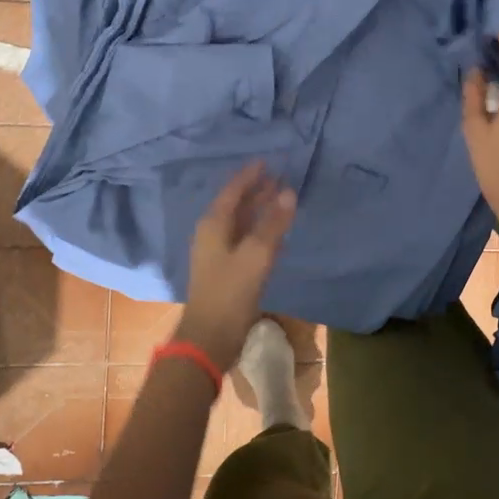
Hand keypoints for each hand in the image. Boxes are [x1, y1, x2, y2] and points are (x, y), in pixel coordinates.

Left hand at [178, 163, 296, 368]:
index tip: (268, 160)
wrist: (209, 338)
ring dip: (260, 210)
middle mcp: (213, 234)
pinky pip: (246, 239)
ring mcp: (219, 253)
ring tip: (281, 198)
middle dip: (257, 191)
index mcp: (214, 225)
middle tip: (281, 177)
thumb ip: (273, 223)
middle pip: (236, 204)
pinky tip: (276, 232)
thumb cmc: (230, 292)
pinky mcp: (227, 270)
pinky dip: (261, 230)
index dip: (250, 175)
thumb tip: (288, 192)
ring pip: (242, 222)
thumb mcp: (256, 255)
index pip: (233, 190)